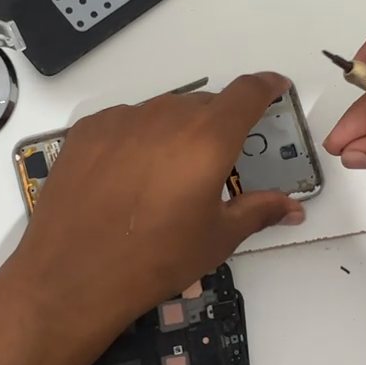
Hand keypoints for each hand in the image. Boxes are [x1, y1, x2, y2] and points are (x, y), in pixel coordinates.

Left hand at [0, 73, 303, 364]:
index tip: (275, 87)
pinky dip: (139, 138)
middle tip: (216, 162)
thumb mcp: (217, 239)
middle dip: (219, 124)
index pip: (247, 93)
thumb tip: (294, 208)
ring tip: (168, 176)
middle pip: (205, 104)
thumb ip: (258, 211)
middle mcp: (166, 116)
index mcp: (208, 138)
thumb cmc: (155, 260)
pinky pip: (126, 122)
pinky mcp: (87, 131)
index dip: (267, 86)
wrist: (71, 278)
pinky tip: (130, 176)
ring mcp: (122, 120)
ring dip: (177, 132)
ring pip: (164, 112)